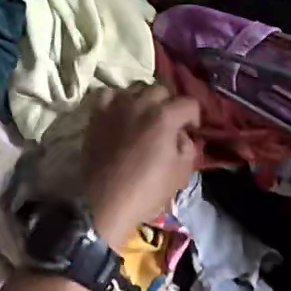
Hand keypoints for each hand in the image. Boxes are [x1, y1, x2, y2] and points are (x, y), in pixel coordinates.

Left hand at [81, 84, 201, 243]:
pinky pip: (110, 94)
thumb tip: (182, 135)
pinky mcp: (97, 113)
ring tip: (143, 117)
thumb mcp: (180, 173)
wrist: (104, 202)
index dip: (194, 118)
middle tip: (167, 124)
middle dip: (169, 105)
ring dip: (144, 99)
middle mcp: (141, 103)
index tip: (190, 131)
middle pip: (162, 90)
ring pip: (136, 88)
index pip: (189, 103)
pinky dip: (118, 100)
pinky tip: (120, 113)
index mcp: (165, 117)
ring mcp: (116, 105)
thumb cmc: (146, 191)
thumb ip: (188, 147)